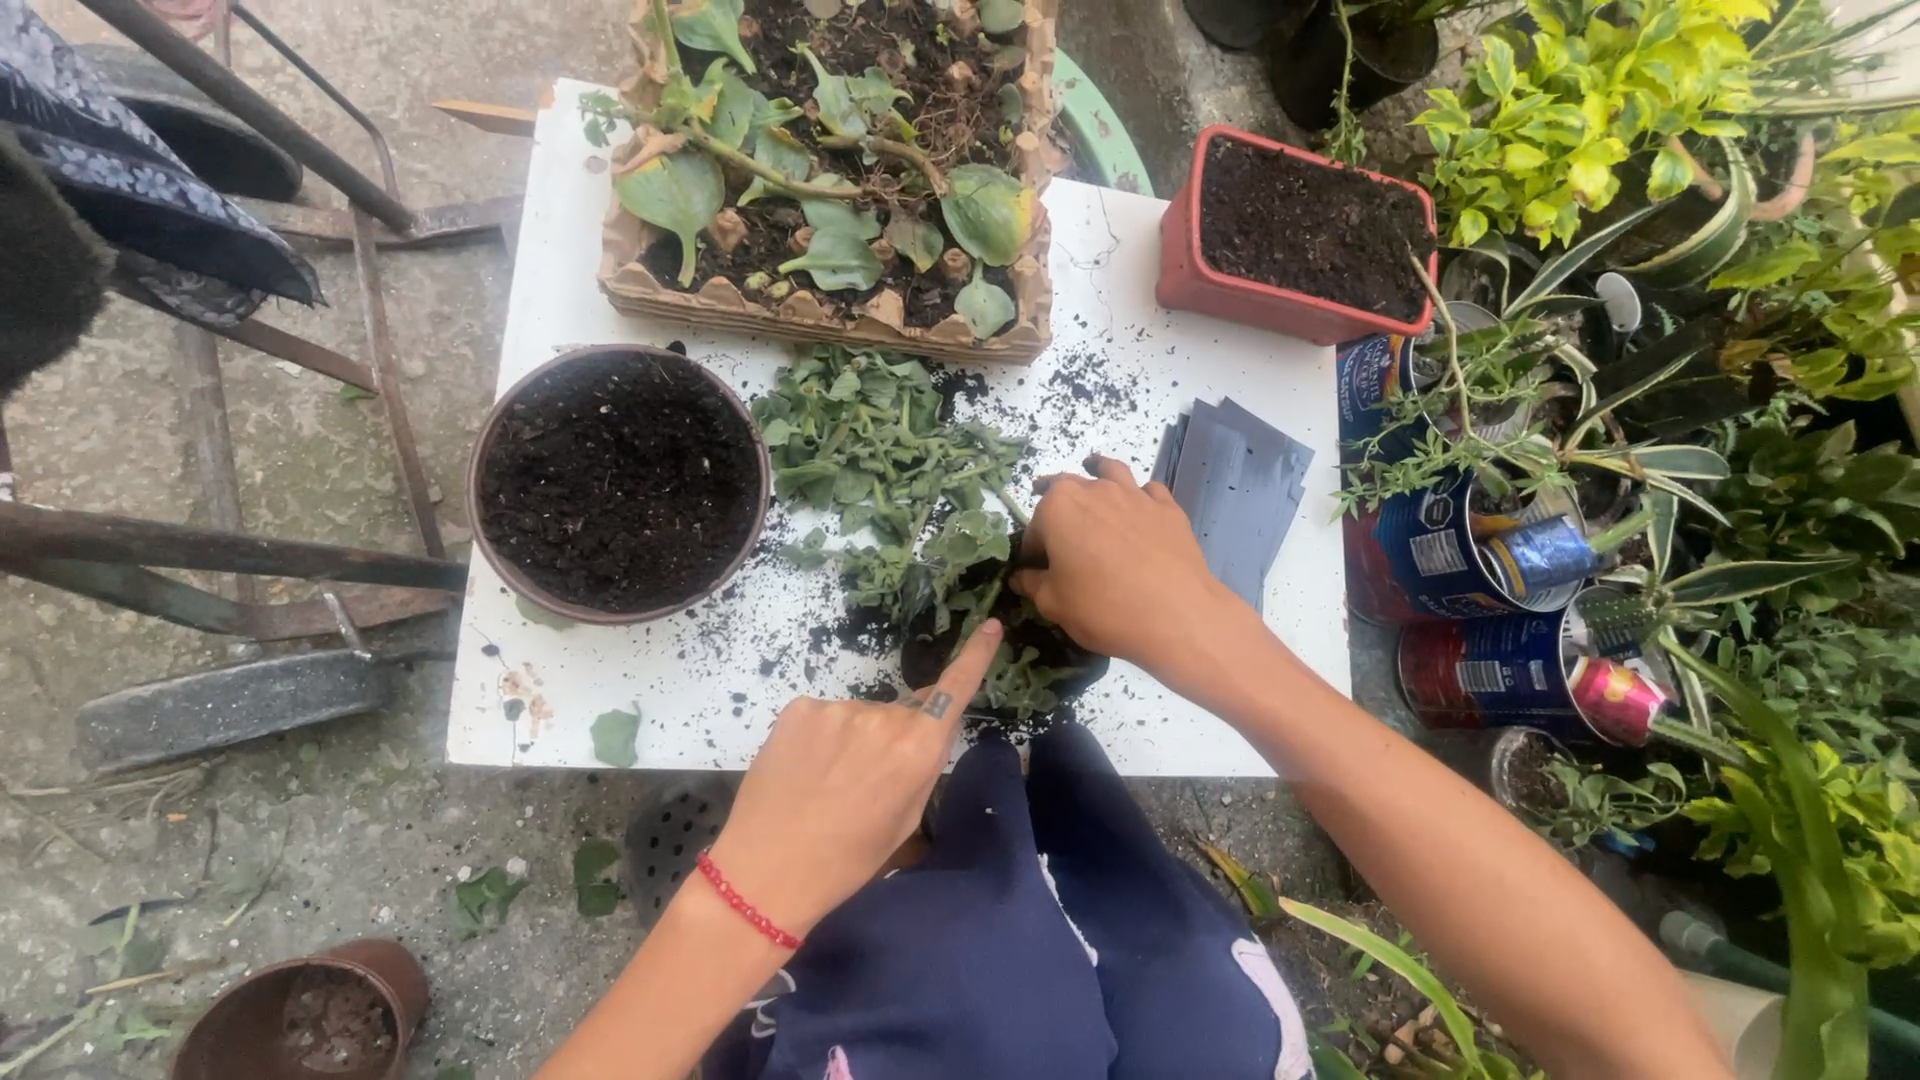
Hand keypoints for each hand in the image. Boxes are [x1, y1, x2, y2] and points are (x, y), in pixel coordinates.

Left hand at [703, 619, 1002, 938]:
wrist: (768, 871)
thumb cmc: (848, 860)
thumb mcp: (904, 821)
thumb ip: (921, 767)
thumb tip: (923, 731)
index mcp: (918, 749)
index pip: (954, 690)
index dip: (976, 655)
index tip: (991, 625)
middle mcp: (884, 717)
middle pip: (899, 715)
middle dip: (889, 740)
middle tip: (860, 785)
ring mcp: (839, 708)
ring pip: (857, 718)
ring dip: (850, 741)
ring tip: (824, 784)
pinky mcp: (800, 707)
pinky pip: (823, 716)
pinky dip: (818, 738)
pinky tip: (802, 770)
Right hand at [1010, 455, 1261, 692]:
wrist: (1176, 616)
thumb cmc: (1103, 607)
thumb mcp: (1053, 603)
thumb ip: (1032, 584)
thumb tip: (1021, 577)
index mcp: (1058, 507)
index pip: (1034, 530)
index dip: (1032, 553)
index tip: (1037, 573)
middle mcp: (1095, 490)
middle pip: (1067, 491)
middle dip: (1057, 509)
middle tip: (1059, 537)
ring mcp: (1135, 494)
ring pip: (1110, 473)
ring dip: (1097, 475)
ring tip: (1093, 475)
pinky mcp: (1167, 507)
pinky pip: (1148, 492)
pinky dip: (1139, 498)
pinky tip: (1139, 512)